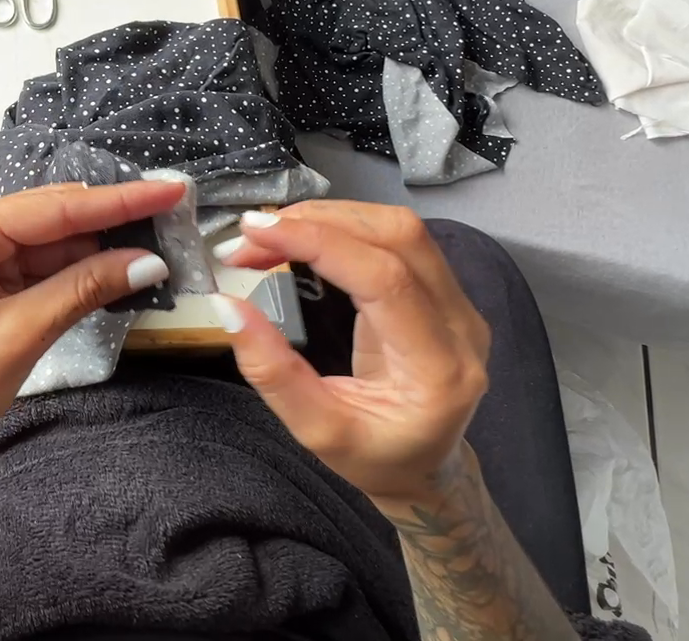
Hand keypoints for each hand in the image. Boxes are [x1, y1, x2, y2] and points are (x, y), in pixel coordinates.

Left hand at [0, 181, 182, 484]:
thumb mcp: (21, 334)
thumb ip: (85, 288)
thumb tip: (150, 261)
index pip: (54, 207)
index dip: (119, 200)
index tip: (172, 186)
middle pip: (52, 218)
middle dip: (112, 222)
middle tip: (174, 212)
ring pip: (49, 243)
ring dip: (98, 250)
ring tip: (158, 241)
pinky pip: (36, 266)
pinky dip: (75, 273)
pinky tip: (116, 269)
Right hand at [211, 202, 491, 503]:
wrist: (428, 471)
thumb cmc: (374, 458)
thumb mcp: (315, 430)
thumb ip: (272, 371)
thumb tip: (226, 305)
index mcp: (437, 368)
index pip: (384, 277)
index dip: (317, 242)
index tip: (253, 231)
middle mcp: (461, 326)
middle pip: (397, 236)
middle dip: (316, 220)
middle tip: (251, 236)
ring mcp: (460, 303)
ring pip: (398, 227)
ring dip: (326, 217)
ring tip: (269, 236)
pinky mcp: (444, 290)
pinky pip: (396, 237)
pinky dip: (341, 226)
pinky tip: (302, 238)